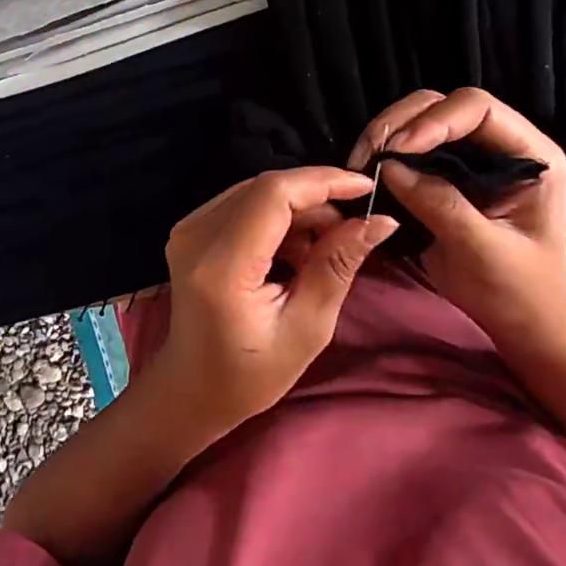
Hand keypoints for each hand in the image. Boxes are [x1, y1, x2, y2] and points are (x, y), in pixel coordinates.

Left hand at [152, 167, 398, 433]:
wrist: (193, 383)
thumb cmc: (252, 371)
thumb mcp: (307, 326)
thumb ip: (336, 265)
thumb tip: (379, 220)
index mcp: (221, 263)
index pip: (271, 195)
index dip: (321, 182)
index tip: (367, 187)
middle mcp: (195, 234)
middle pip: (261, 188)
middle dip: (314, 197)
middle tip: (351, 230)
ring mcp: (186, 228)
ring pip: (252, 192)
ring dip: (295, 209)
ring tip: (322, 250)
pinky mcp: (188, 229)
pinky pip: (239, 204)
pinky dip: (273, 217)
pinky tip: (293, 250)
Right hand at [349, 87, 565, 343]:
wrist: (516, 317)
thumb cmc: (516, 288)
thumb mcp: (483, 251)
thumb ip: (441, 205)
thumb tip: (389, 168)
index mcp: (528, 156)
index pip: (478, 109)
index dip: (435, 121)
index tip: (398, 150)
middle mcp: (497, 145)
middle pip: (438, 105)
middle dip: (398, 124)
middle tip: (368, 156)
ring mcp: (466, 155)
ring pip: (414, 118)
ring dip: (382, 135)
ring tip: (360, 163)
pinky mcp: (439, 169)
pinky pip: (402, 142)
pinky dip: (378, 150)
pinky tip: (363, 169)